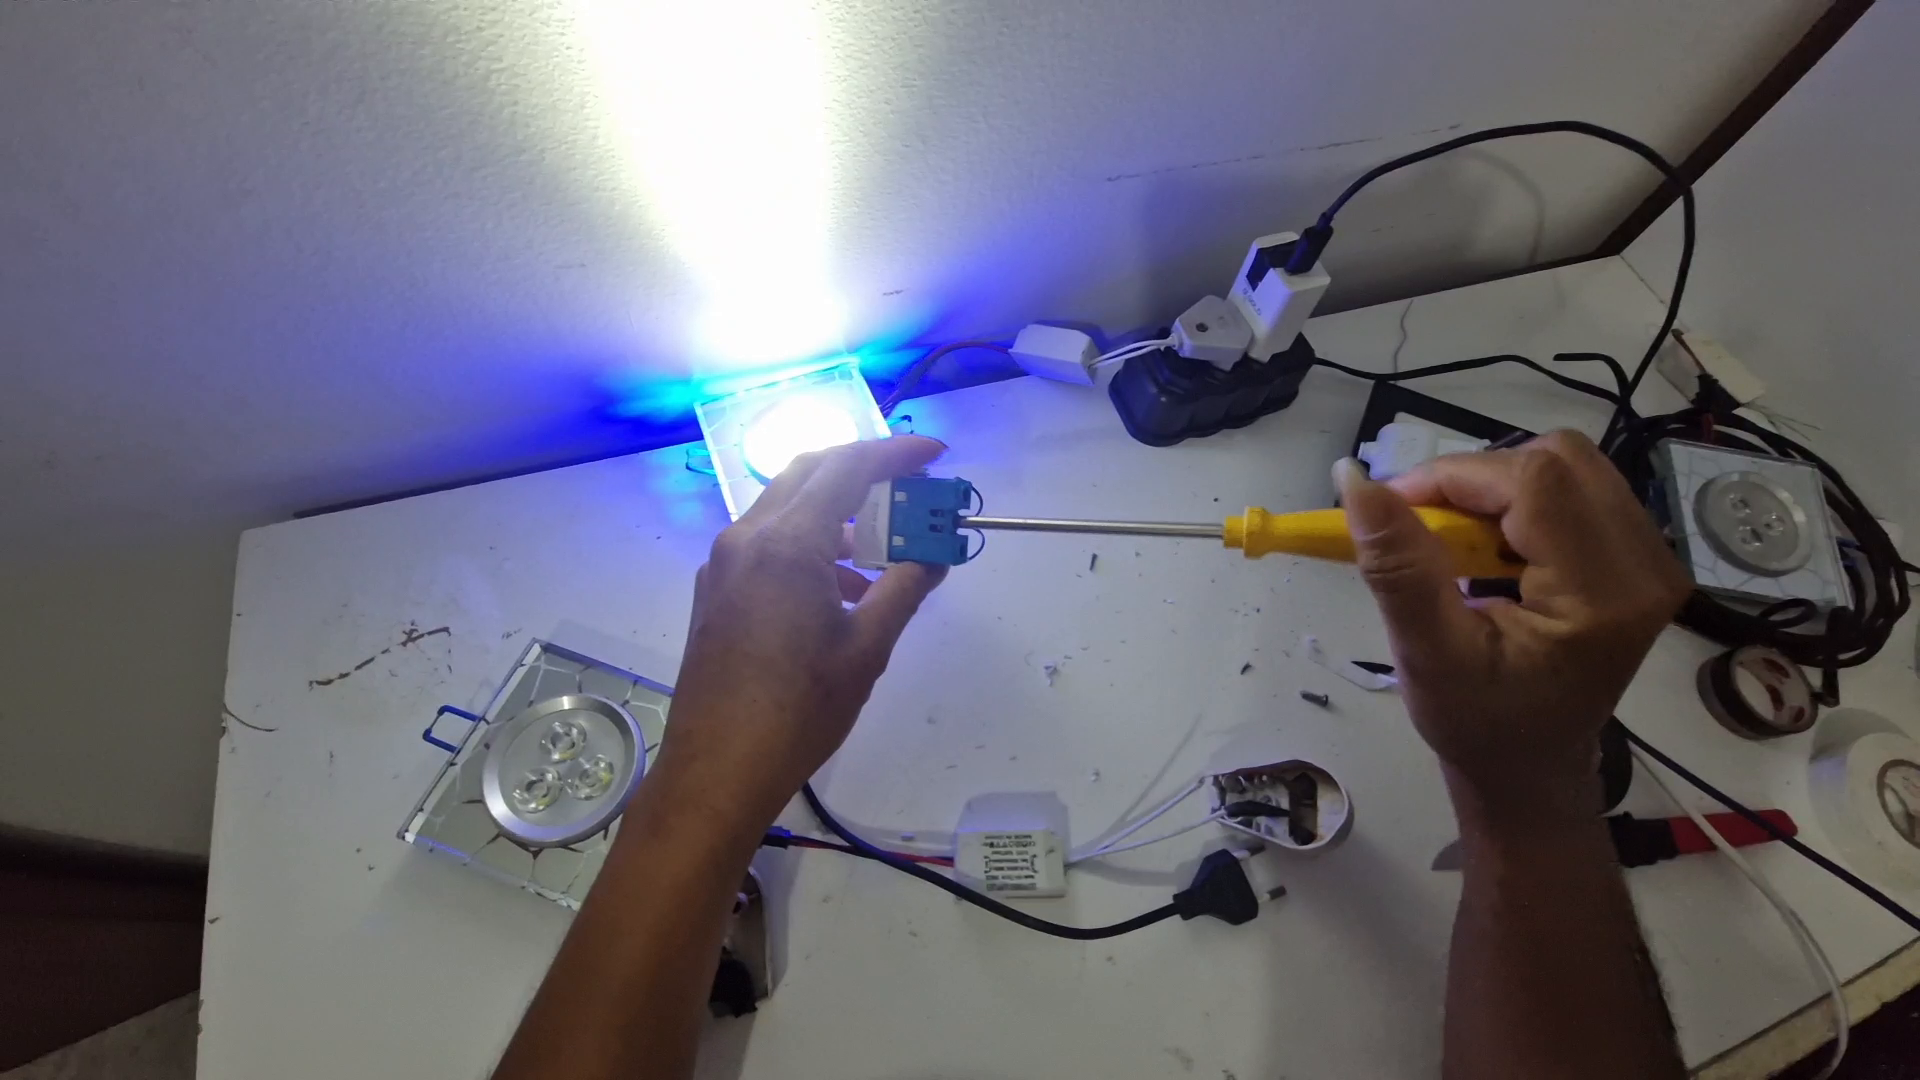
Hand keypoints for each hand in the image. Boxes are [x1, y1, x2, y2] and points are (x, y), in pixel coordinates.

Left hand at [655, 436, 949, 828]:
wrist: (717, 771)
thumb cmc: (800, 710)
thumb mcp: (867, 649)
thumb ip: (904, 589)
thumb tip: (933, 556)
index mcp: (786, 544)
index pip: (847, 468)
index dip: (894, 452)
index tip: (934, 454)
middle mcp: (747, 538)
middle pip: (810, 472)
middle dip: (864, 470)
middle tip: (908, 488)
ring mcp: (724, 564)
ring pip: (787, 508)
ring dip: (837, 514)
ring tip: (880, 553)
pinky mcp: (716, 590)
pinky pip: (767, 544)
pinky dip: (809, 546)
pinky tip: (839, 592)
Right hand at [1336, 431, 1690, 811]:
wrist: (1527, 765)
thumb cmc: (1474, 721)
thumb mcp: (1425, 652)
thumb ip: (1397, 566)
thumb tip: (1352, 478)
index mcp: (1601, 594)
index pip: (1533, 481)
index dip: (1451, 477)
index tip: (1389, 510)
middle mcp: (1646, 565)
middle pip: (1556, 460)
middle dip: (1470, 478)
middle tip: (1417, 524)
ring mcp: (1649, 559)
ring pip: (1564, 467)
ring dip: (1488, 488)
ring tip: (1447, 540)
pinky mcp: (1634, 558)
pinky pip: (1570, 490)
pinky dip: (1509, 502)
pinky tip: (1483, 549)